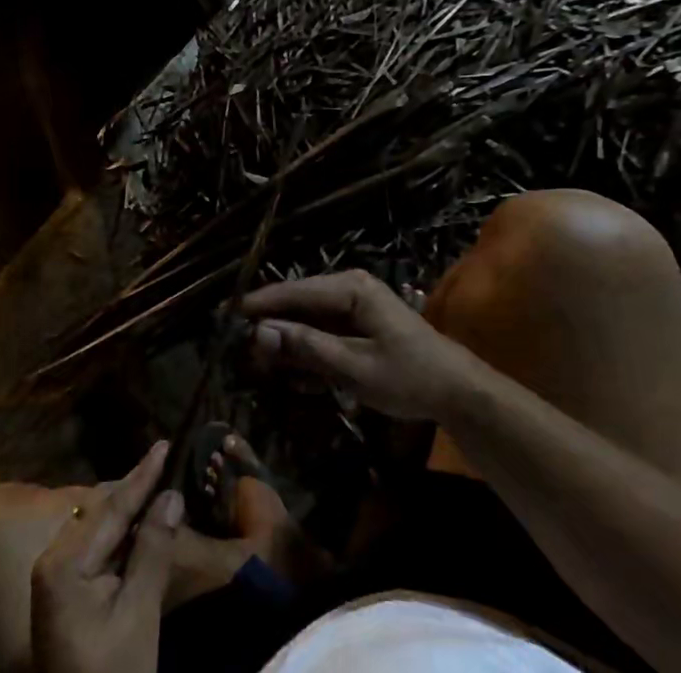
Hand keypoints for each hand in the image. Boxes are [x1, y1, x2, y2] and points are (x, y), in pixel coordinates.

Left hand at [31, 441, 182, 672]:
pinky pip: (94, 546)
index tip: (164, 444)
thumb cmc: (113, 671)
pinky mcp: (62, 591)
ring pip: (97, 526)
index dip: (142, 475)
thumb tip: (172, 496)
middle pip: (100, 511)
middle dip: (134, 488)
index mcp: (64, 563)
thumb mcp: (139, 611)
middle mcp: (51, 560)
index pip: (111, 508)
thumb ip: (153, 549)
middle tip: (166, 461)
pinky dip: (120, 532)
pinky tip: (140, 525)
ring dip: (128, 508)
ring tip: (157, 484)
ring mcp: (53, 576)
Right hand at [244, 270, 476, 420]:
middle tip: (242, 352)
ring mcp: (353, 307)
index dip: (258, 304)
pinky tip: (298, 377)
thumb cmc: (409, 376)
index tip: (225, 315)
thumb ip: (307, 347)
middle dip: (270, 328)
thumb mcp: (354, 366)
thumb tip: (260, 332)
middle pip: (297, 304)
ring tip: (262, 367)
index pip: (293, 292)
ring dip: (287, 345)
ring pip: (306, 321)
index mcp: (350, 289)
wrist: (456, 392)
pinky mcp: (356, 325)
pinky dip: (307, 353)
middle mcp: (348, 289)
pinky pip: (321, 334)